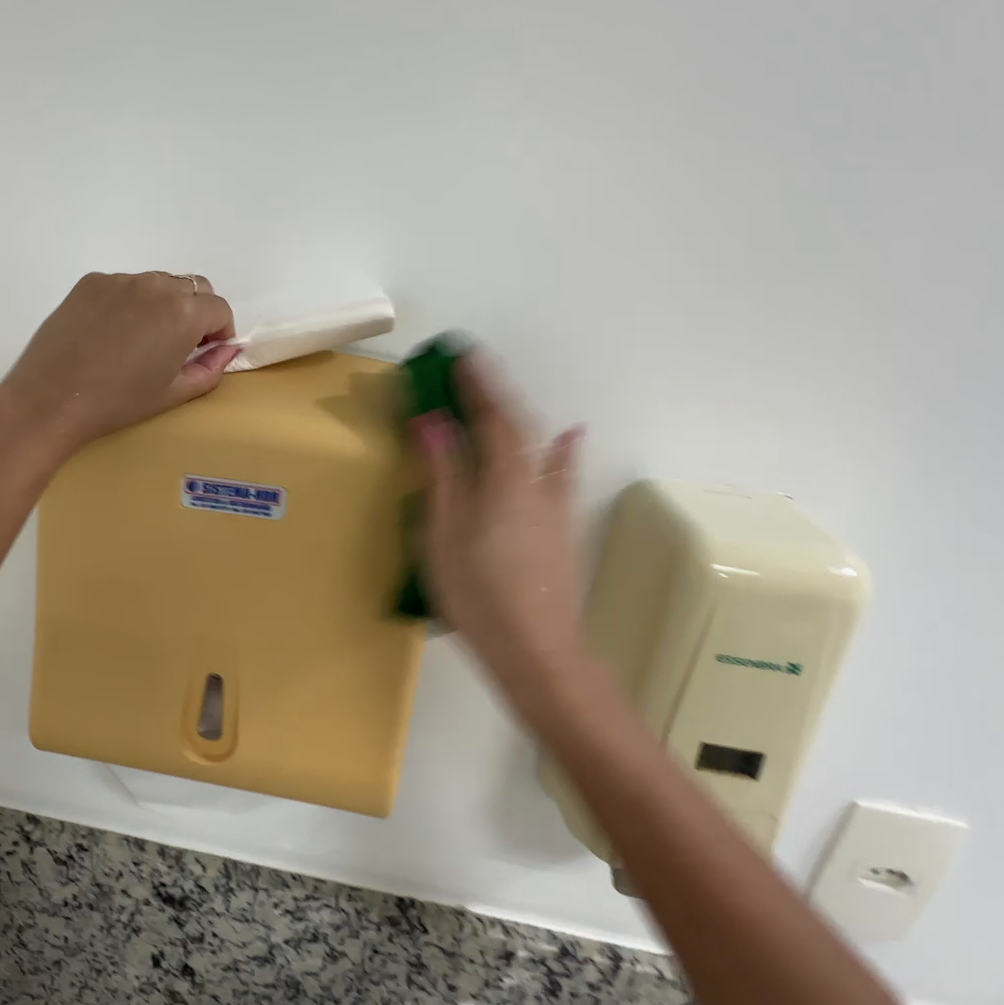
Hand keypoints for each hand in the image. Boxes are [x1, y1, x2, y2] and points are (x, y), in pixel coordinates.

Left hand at [0, 271, 237, 454]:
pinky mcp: (90, 283)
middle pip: (192, 287)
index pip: (218, 308)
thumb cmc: (118, 402)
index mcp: (183, 313)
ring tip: (140, 340)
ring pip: (157, 284)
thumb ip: (208, 369)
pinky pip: (124, 286)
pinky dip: (129, 303)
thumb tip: (227, 352)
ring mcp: (120, 280)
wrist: (51, 398)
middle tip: (178, 345)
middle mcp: (155, 286)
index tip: (207, 351)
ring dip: (162, 305)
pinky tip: (109, 335)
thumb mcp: (172, 394)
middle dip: (196, 312)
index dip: (219, 331)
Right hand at [413, 352, 585, 670]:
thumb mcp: (445, 532)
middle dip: (492, 393)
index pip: (491, 416)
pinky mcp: (560, 528)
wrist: (536, 650)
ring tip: (495, 396)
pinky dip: (561, 451)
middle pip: (515, 425)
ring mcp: (553, 506)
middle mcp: (536, 482)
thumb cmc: (478, 591)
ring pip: (536, 447)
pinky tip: (570, 436)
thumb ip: (443, 473)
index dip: (476, 384)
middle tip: (467, 368)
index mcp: (504, 478)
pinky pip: (560, 475)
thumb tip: (433, 421)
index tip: (459, 354)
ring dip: (514, 416)